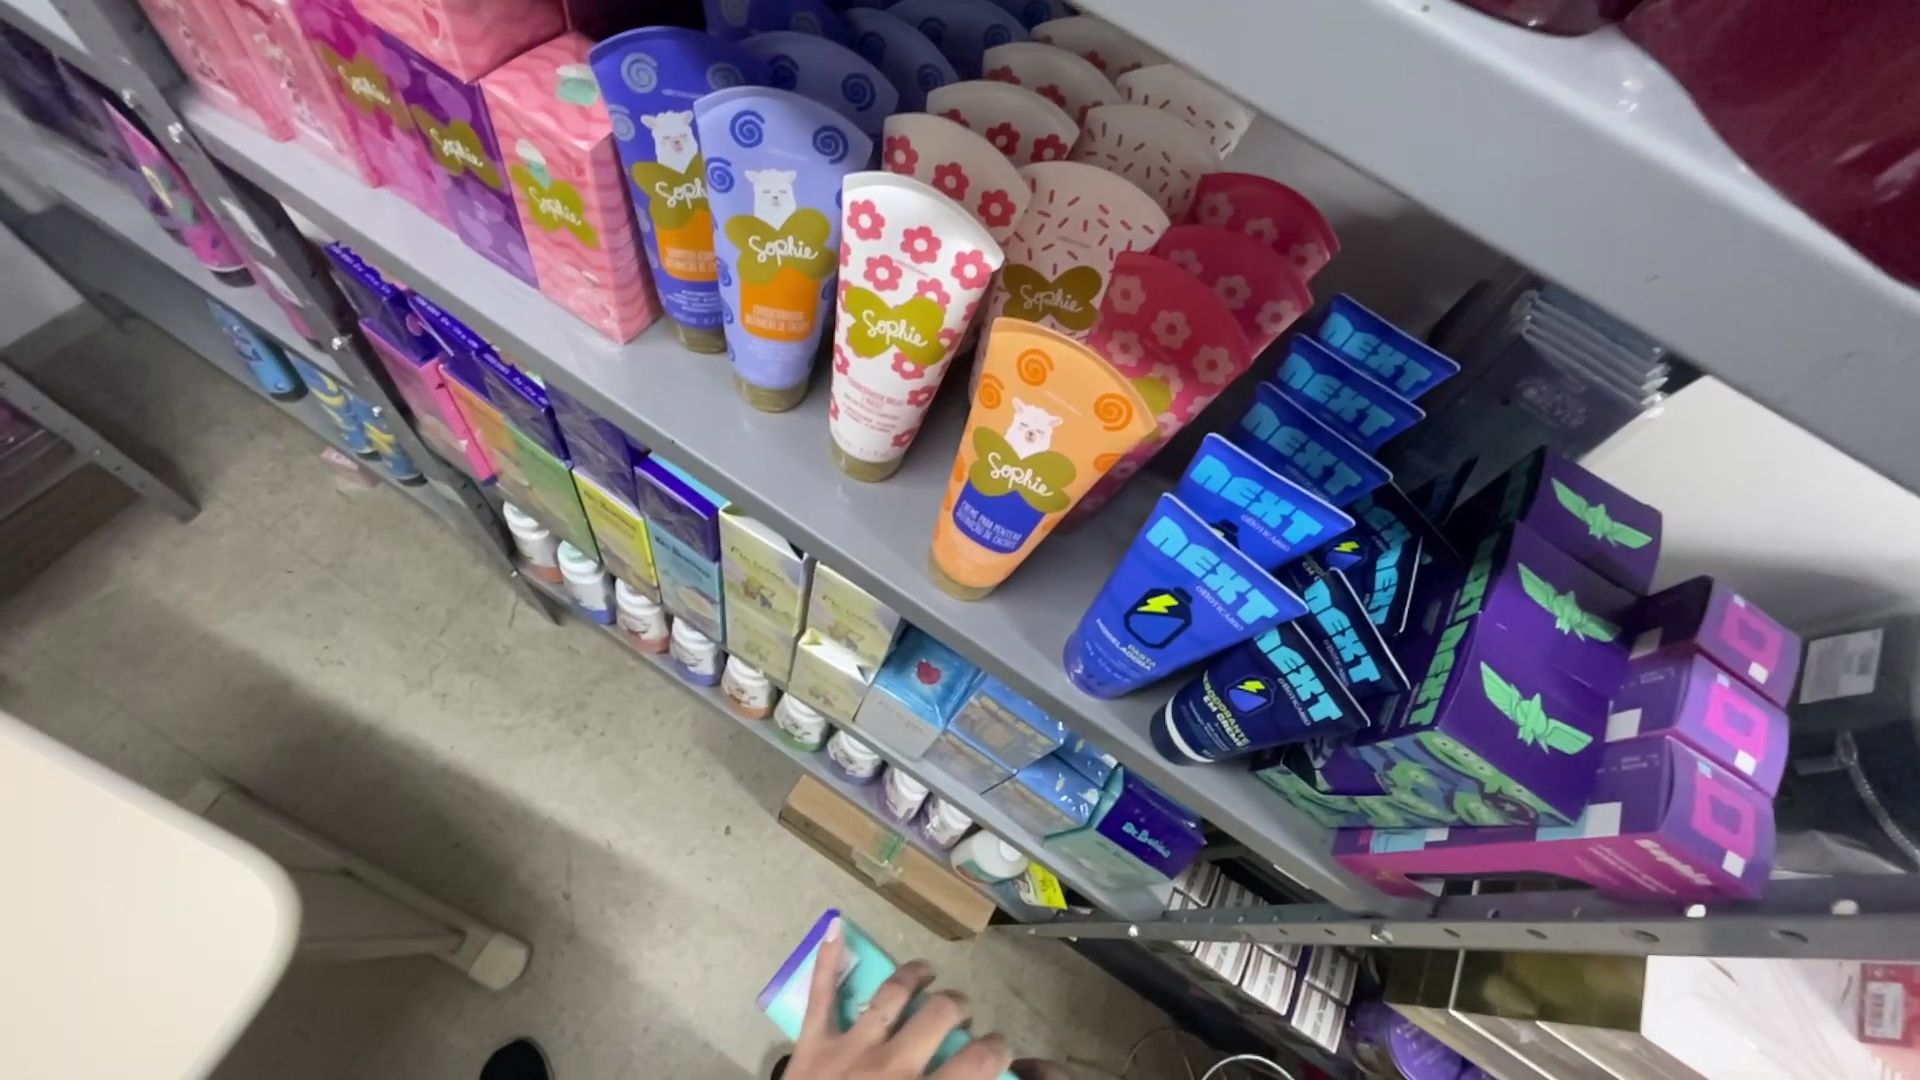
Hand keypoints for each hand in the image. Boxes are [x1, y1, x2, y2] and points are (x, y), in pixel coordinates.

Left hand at [784, 918, 1013, 1079]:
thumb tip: (967, 1077)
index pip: (977, 1062)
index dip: (996, 1049)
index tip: (998, 1048)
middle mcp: (893, 1065)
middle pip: (940, 1013)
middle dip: (958, 1007)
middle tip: (960, 1014)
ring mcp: (850, 1050)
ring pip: (892, 993)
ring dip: (915, 975)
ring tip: (926, 972)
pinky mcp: (813, 1048)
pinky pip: (821, 998)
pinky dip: (827, 961)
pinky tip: (836, 927)